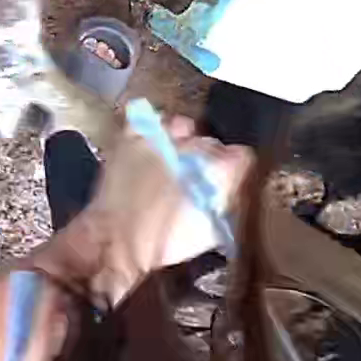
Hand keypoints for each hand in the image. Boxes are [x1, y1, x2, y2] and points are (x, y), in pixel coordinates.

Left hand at [32, 115, 252, 303]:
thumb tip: (231, 191)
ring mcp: (161, 137)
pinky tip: (150, 142)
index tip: (227, 177)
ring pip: (182, 125)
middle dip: (207, 157)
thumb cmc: (167, 241)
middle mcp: (194, 147)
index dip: (234, 167)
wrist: (118, 240)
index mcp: (220, 170)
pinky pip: (147, 119)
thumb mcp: (211, 230)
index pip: (242, 155)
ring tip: (171, 155)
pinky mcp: (132, 135)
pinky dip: (150, 128)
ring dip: (180, 138)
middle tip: (196, 174)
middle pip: (211, 142)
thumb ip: (226, 203)